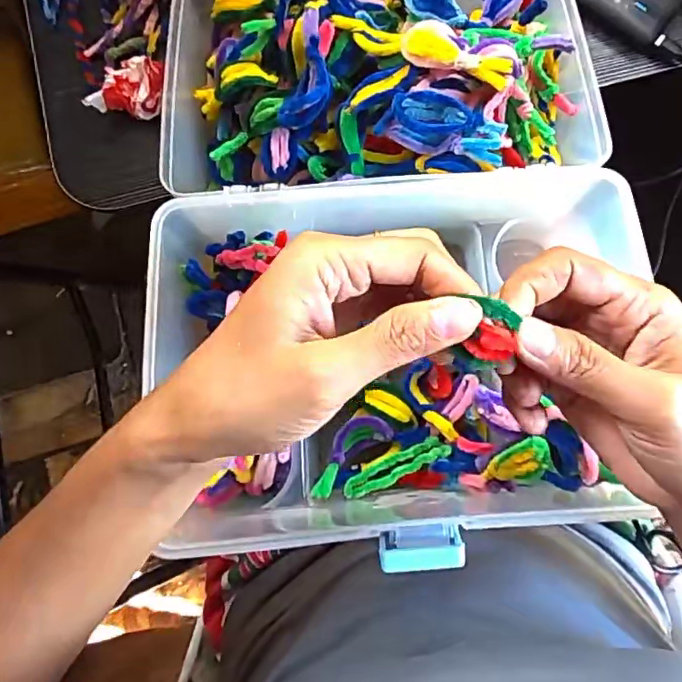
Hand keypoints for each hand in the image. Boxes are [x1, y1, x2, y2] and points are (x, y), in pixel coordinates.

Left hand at [140, 230, 483, 466]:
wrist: (190, 427)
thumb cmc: (247, 399)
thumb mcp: (327, 374)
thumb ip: (397, 339)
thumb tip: (468, 314)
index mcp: (325, 259)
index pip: (414, 253)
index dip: (458, 287)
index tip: (491, 332)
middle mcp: (331, 261)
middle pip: (411, 263)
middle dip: (450, 299)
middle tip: (483, 348)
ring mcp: (330, 287)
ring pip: (402, 288)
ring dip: (434, 317)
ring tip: (467, 358)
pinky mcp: (330, 314)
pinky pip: (383, 311)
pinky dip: (411, 331)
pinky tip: (433, 359)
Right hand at [497, 248, 681, 515]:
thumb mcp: (654, 402)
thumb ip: (588, 366)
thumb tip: (523, 335)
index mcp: (636, 306)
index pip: (570, 270)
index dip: (530, 285)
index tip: (505, 321)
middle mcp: (604, 321)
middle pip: (538, 302)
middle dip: (514, 332)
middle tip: (505, 369)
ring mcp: (583, 354)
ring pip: (525, 340)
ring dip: (514, 370)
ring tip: (527, 405)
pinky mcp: (568, 387)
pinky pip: (527, 377)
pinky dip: (519, 396)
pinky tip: (535, 421)